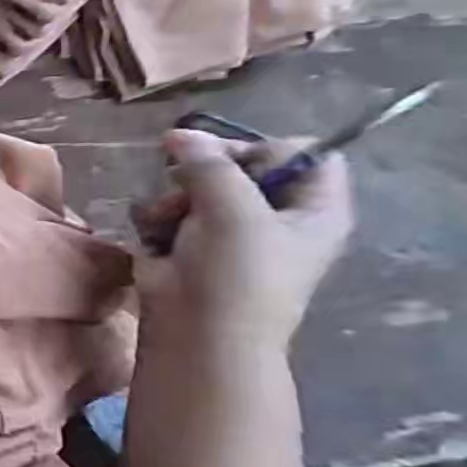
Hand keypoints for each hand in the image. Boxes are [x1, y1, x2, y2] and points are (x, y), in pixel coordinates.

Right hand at [133, 129, 353, 350]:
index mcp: (314, 208)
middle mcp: (276, 216)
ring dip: (173, 199)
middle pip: (241, 166)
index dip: (259, 148)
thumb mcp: (233, 211)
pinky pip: (171, 211)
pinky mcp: (189, 244)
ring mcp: (230, 231)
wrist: (195, 332)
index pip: (299, 153)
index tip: (220, 158)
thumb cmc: (235, 275)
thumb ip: (209, 165)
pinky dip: (158, 219)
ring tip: (164, 220)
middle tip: (179, 180)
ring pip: (196, 187)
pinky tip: (152, 234)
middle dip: (203, 173)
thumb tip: (178, 134)